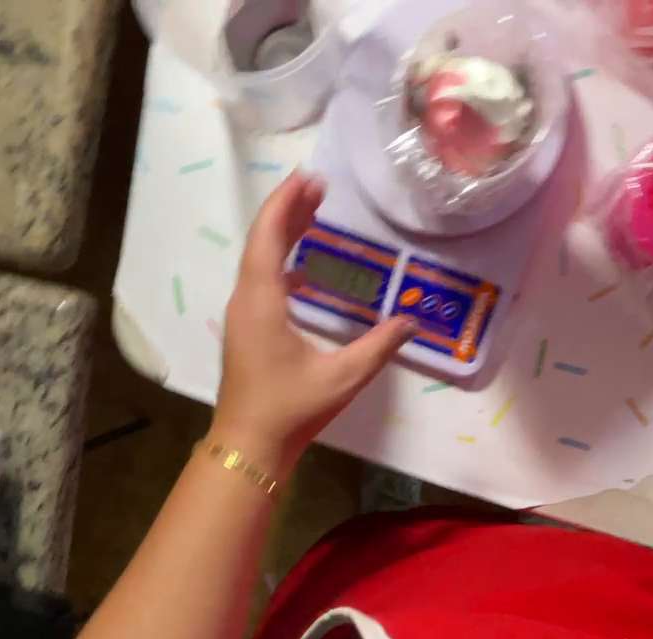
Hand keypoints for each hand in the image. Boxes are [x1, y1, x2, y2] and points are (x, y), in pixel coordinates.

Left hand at [214, 171, 416, 472]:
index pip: (268, 235)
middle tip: (319, 190)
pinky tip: (302, 273)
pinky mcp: (246, 334)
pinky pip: (260, 284)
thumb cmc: (291, 409)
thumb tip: (411, 322)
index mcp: (262, 301)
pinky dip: (280, 266)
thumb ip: (377, 347)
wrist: (249, 446)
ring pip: (258, 263)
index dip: (287, 202)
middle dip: (288, 212)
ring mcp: (242, 318)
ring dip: (281, 237)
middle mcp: (246, 302)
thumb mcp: (341, 378)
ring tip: (311, 218)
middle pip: (261, 242)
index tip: (310, 178)